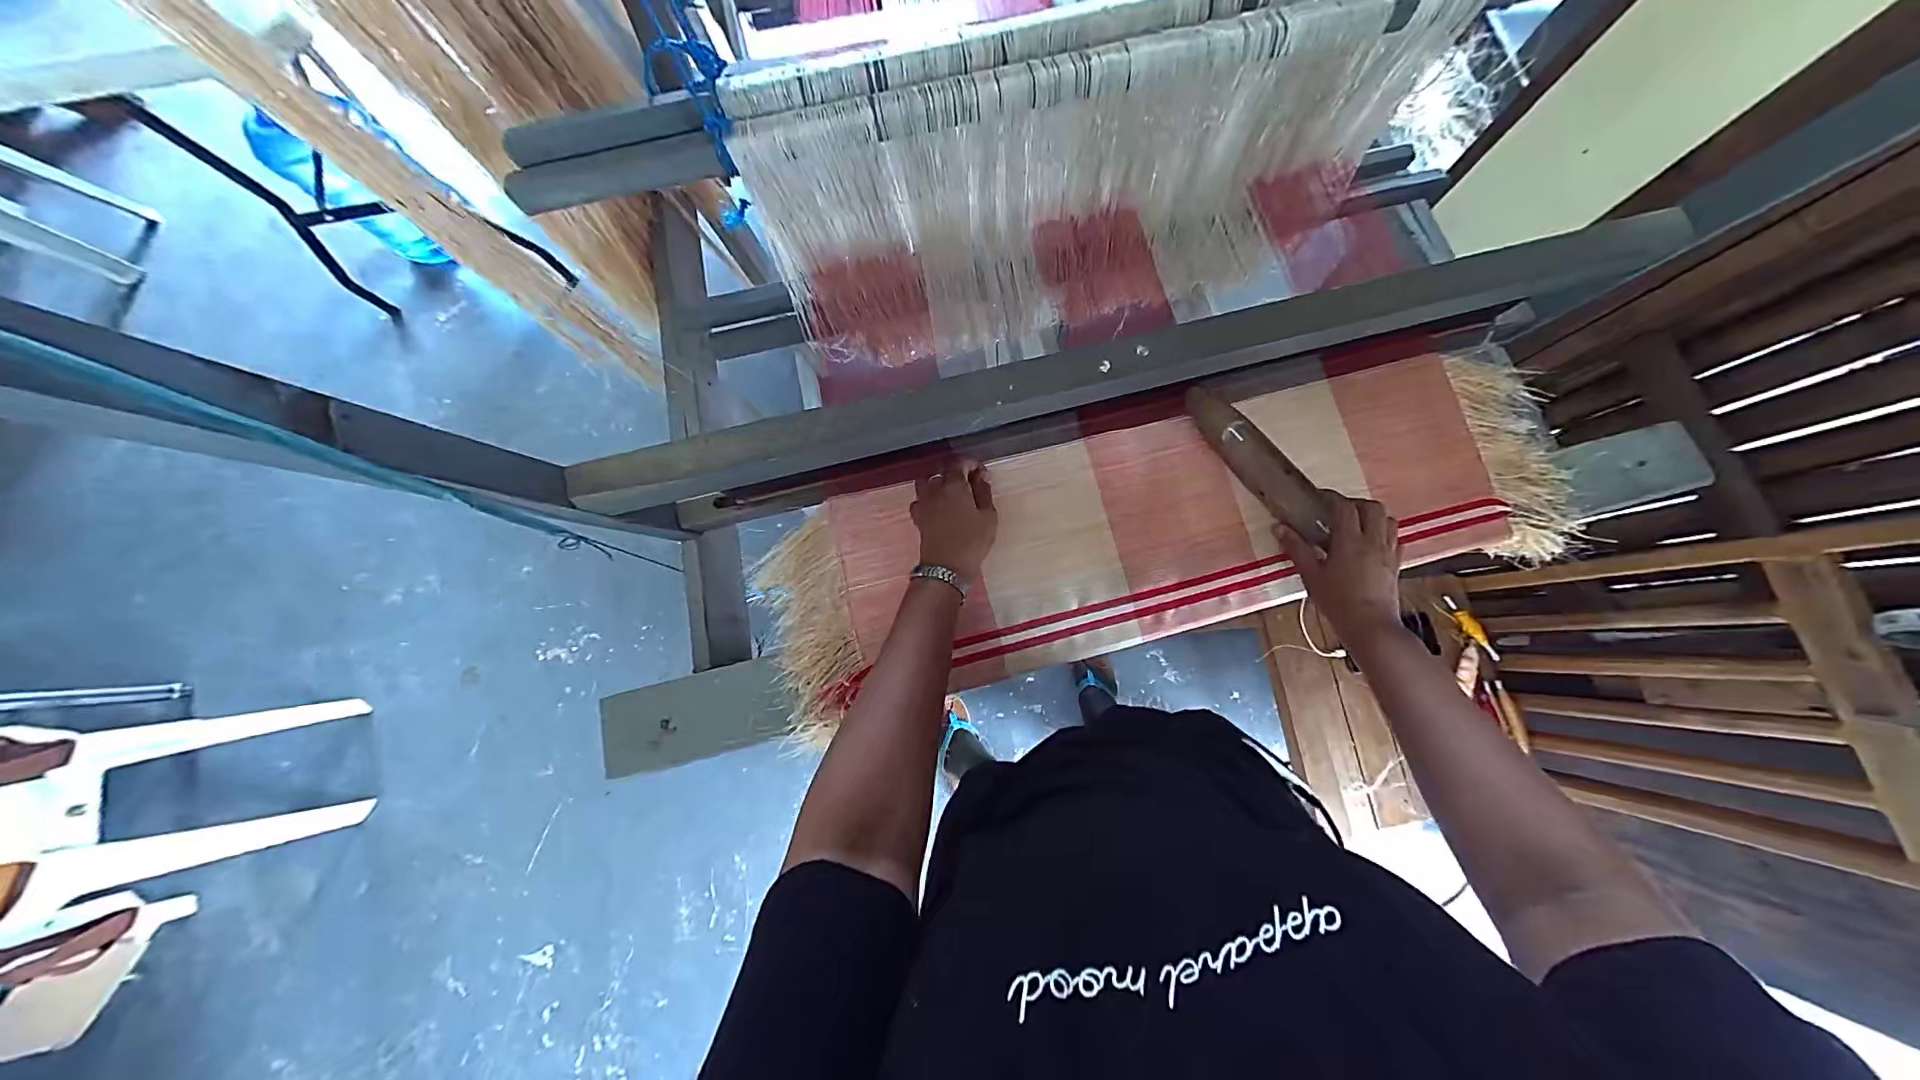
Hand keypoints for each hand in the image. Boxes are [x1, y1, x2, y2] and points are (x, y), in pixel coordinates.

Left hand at [910, 457, 996, 583]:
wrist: (946, 567)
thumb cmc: (972, 541)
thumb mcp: (988, 516)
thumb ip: (984, 492)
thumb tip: (981, 476)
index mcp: (954, 485)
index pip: (959, 463)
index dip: (971, 463)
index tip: (980, 470)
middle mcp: (935, 490)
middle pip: (942, 470)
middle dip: (956, 470)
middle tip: (970, 480)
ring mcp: (923, 503)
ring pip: (927, 482)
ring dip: (939, 481)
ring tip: (952, 491)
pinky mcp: (918, 517)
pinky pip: (921, 499)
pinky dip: (929, 498)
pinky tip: (938, 506)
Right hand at [1276, 492, 1402, 644]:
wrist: (1371, 626)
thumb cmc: (1337, 602)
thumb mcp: (1311, 576)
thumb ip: (1297, 549)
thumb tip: (1280, 528)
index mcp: (1350, 541)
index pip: (1344, 507)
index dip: (1331, 497)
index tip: (1319, 497)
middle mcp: (1374, 542)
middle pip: (1372, 507)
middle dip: (1355, 503)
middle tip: (1338, 510)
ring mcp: (1389, 552)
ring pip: (1389, 520)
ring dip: (1373, 516)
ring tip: (1356, 524)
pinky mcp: (1397, 564)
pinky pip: (1396, 539)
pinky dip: (1384, 533)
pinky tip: (1371, 544)